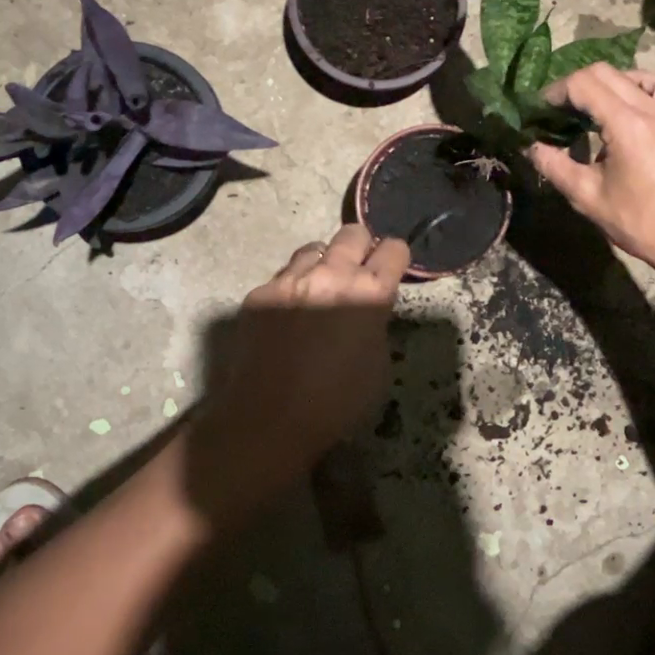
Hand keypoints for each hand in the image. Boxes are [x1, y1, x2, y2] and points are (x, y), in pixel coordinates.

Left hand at [192, 226, 409, 499]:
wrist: (267, 421)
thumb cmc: (336, 403)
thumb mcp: (379, 366)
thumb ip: (377, 324)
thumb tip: (369, 310)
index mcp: (369, 292)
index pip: (394, 249)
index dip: (395, 258)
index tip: (391, 271)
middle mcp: (331, 274)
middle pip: (352, 233)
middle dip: (360, 248)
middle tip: (357, 273)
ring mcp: (290, 279)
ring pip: (313, 249)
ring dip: (323, 264)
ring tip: (320, 290)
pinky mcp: (259, 293)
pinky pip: (282, 277)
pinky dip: (292, 288)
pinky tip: (288, 316)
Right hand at [527, 64, 654, 269]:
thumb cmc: (637, 222)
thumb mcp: (587, 196)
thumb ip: (554, 166)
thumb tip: (531, 147)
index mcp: (627, 126)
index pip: (584, 85)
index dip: (556, 92)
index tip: (540, 110)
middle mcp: (650, 110)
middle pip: (604, 73)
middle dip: (574, 85)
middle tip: (556, 110)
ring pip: (630, 76)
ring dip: (602, 83)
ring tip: (586, 108)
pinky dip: (637, 86)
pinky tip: (625, 103)